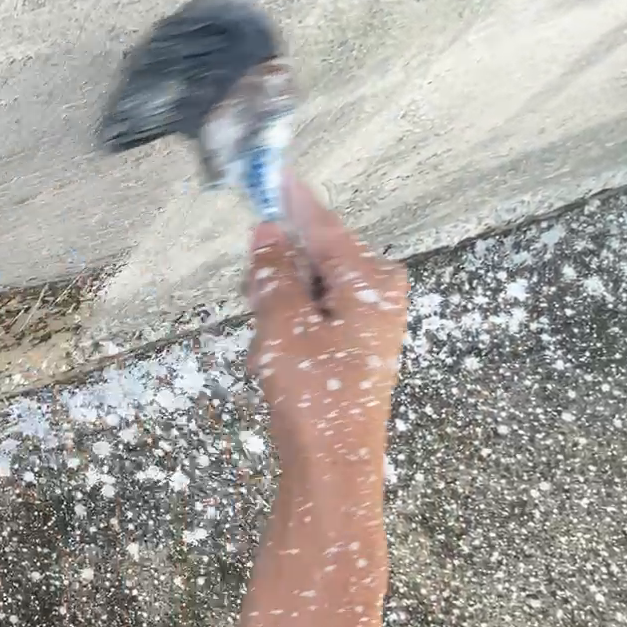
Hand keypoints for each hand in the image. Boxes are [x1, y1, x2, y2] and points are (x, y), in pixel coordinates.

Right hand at [246, 177, 408, 476]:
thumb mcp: (282, 326)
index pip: (324, 227)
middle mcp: (376, 291)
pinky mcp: (353, 341)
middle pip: (315, 257)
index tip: (275, 172)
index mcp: (369, 280)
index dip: (294, 202)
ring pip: (309, 288)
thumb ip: (272, 276)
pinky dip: (286, 322)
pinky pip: (312, 312)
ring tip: (263, 343)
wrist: (332, 454)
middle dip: (277, 269)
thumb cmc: (311, 390)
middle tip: (250, 299)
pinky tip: (273, 352)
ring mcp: (367, 318)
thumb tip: (265, 233)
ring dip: (277, 303)